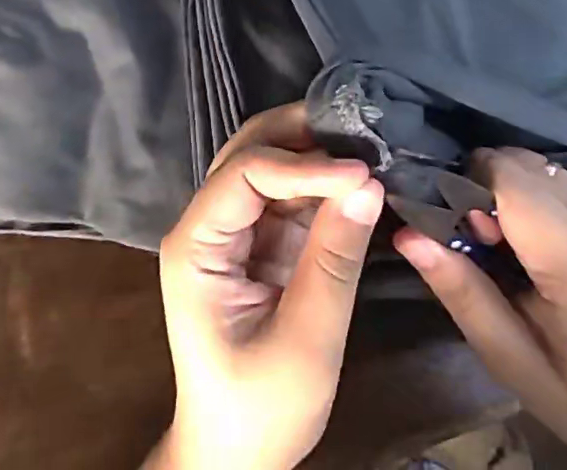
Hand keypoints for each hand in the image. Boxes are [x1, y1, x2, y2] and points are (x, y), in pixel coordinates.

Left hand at [145, 104, 385, 469]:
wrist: (236, 452)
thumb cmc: (261, 407)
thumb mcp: (306, 339)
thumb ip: (335, 256)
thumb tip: (370, 183)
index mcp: (196, 245)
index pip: (245, 173)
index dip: (303, 165)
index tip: (361, 172)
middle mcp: (208, 223)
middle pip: (250, 150)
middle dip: (303, 135)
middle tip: (361, 130)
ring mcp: (235, 228)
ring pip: (270, 161)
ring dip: (316, 150)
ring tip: (366, 146)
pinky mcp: (262, 239)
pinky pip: (291, 191)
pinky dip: (324, 180)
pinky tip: (358, 176)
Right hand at [392, 149, 566, 469]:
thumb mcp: (511, 360)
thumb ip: (460, 290)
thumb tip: (406, 233)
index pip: (504, 174)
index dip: (464, 186)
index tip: (450, 230)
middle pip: (517, 161)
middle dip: (480, 186)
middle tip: (475, 244)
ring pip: (535, 164)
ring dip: (504, 188)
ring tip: (501, 246)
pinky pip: (556, 178)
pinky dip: (529, 193)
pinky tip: (530, 243)